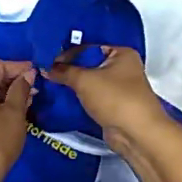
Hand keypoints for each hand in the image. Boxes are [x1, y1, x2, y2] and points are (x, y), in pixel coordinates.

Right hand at [43, 46, 169, 148]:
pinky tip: (60, 98)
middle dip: (68, 70)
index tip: (46, 61)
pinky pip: (91, 96)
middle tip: (44, 72)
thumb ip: (63, 71)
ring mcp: (118, 88)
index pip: (88, 48)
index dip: (67, 54)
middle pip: (88, 65)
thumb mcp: (84, 80)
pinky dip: (78, 97)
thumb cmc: (114, 98)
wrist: (136, 134)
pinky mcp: (113, 105)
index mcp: (121, 53)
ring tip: (48, 84)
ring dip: (72, 84)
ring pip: (89, 82)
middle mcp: (122, 67)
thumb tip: (44, 67)